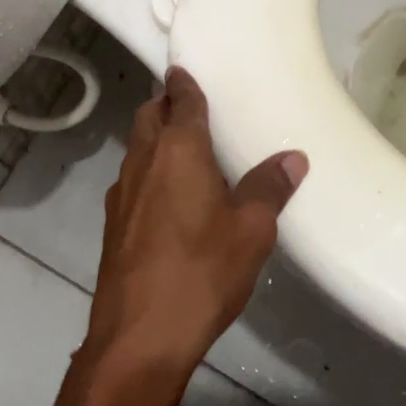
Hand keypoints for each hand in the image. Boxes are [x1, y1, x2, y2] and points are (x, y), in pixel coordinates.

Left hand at [57, 67, 307, 405]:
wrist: (139, 336)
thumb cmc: (201, 271)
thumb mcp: (251, 230)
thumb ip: (270, 188)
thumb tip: (294, 158)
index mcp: (178, 149)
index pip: (181, 99)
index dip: (185, 82)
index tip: (185, 69)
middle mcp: (143, 160)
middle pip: (149, 115)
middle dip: (166, 104)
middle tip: (191, 107)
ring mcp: (122, 193)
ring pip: (136, 147)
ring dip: (155, 138)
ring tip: (186, 152)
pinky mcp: (112, 225)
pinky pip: (132, 180)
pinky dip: (148, 173)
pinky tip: (169, 200)